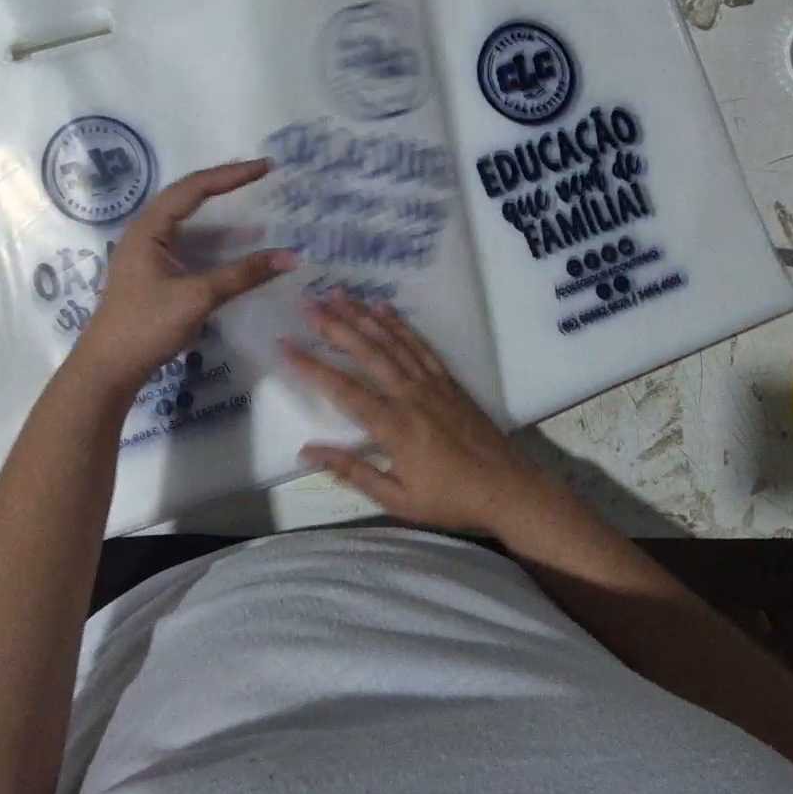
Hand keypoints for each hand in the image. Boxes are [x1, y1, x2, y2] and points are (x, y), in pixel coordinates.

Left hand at [73, 159, 295, 392]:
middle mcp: (147, 232)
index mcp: (149, 227)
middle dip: (227, 186)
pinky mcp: (156, 274)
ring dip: (224, 218)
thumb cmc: (147, 325)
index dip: (232, 175)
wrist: (110, 367)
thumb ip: (243, 274)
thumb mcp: (198, 297)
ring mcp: (150, 253)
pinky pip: (191, 246)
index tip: (265, 167)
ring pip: (191, 224)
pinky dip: (217, 243)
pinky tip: (240, 250)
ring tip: (258, 209)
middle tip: (261, 175)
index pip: (194, 188)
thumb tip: (291, 258)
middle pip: (190, 198)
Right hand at [281, 296, 556, 533]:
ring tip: (339, 294)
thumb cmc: (449, 499)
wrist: (508, 488)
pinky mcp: (449, 381)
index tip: (284, 343)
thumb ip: (351, 471)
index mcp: (393, 426)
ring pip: (392, 341)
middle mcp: (410, 395)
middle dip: (334, 325)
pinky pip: (420, 345)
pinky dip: (401, 325)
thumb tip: (307, 450)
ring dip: (364, 316)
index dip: (310, 365)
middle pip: (366, 352)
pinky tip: (385, 308)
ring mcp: (431, 383)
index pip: (342, 388)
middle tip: (307, 302)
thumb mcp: (396, 498)